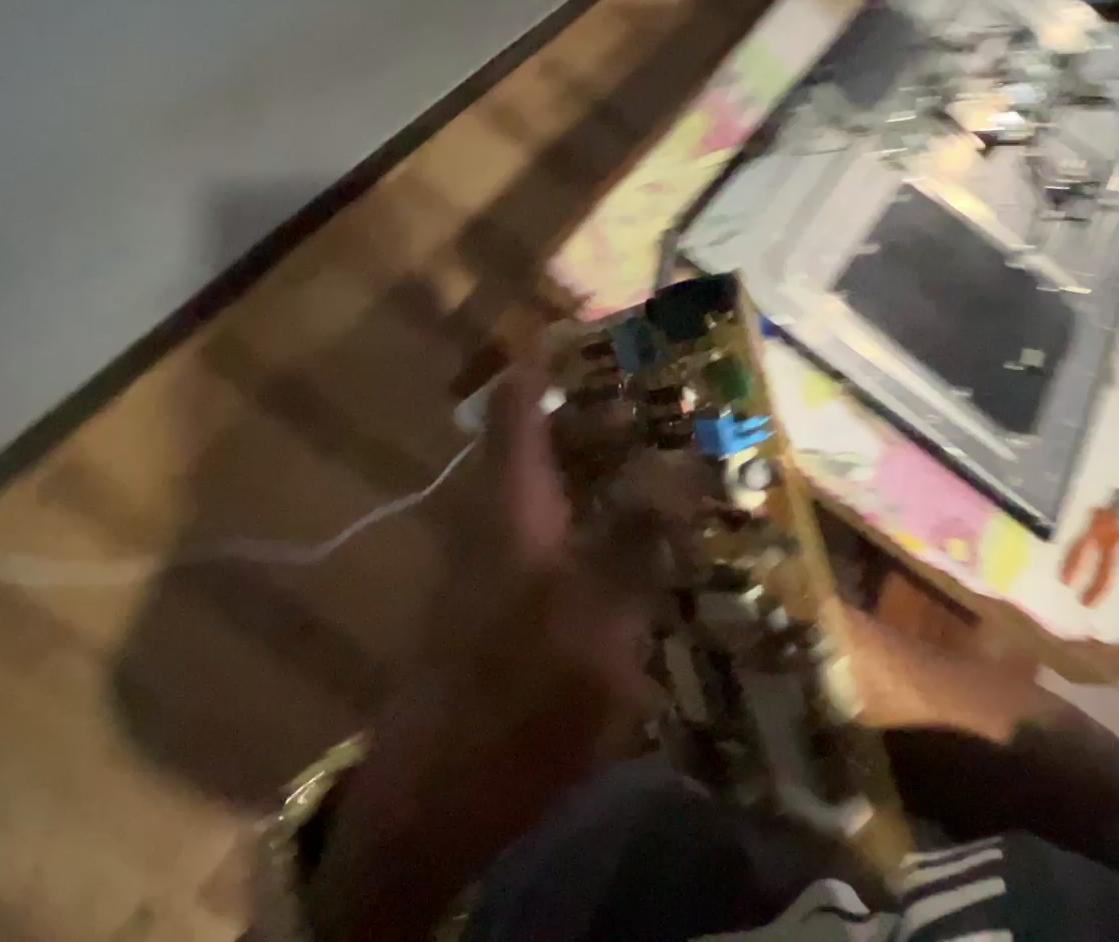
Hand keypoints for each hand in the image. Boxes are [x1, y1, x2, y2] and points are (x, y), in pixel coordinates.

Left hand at [305, 354, 688, 941]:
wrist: (440, 794)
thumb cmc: (518, 692)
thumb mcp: (595, 613)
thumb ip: (636, 534)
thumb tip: (677, 460)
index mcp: (510, 507)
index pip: (518, 407)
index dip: (546, 359)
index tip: (589, 324)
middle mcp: (495, 523)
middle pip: (539, 446)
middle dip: (596, 416)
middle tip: (663, 406)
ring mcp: (494, 569)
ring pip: (550, 495)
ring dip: (600, 473)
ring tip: (666, 468)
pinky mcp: (502, 611)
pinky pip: (553, 543)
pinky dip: (593, 527)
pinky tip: (638, 552)